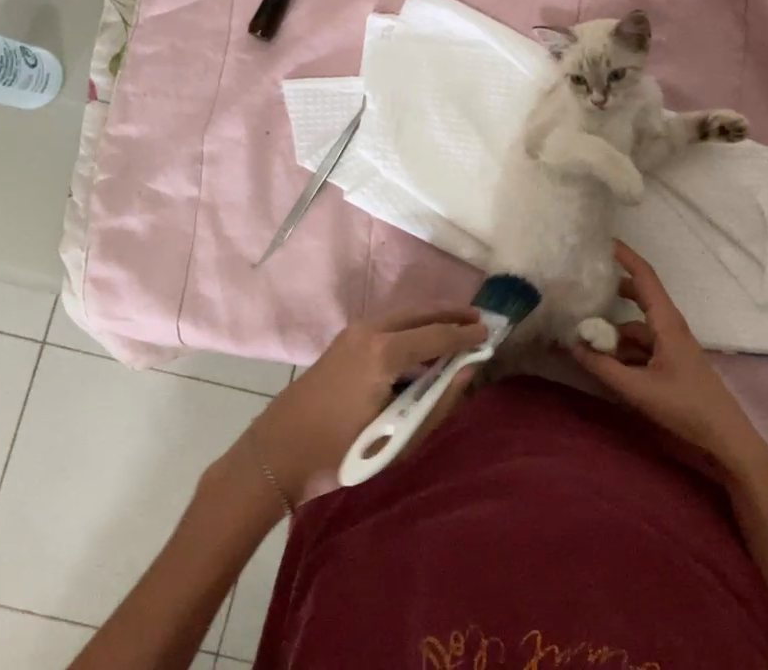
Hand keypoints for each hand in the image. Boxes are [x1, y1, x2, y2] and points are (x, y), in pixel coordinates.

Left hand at [240, 306, 487, 504]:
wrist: (275, 455)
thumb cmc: (338, 454)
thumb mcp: (397, 438)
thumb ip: (438, 402)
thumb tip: (467, 371)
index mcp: (383, 353)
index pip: (437, 335)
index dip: (467, 334)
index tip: (491, 332)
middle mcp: (369, 332)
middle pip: (420, 313)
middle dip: (451, 314)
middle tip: (479, 319)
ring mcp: (352, 335)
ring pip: (402, 316)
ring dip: (430, 319)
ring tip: (457, 329)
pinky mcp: (342, 344)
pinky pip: (387, 326)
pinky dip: (410, 328)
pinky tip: (422, 346)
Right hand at [571, 242, 767, 484]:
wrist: (724, 435)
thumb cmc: (685, 406)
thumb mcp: (638, 389)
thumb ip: (603, 367)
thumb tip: (572, 345)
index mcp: (666, 322)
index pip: (644, 277)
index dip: (624, 256)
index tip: (602, 241)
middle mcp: (668, 326)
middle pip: (638, 297)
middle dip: (611, 290)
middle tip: (582, 284)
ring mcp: (670, 344)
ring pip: (635, 326)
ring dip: (612, 329)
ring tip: (580, 331)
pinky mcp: (669, 361)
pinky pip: (640, 346)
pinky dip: (620, 349)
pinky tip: (601, 361)